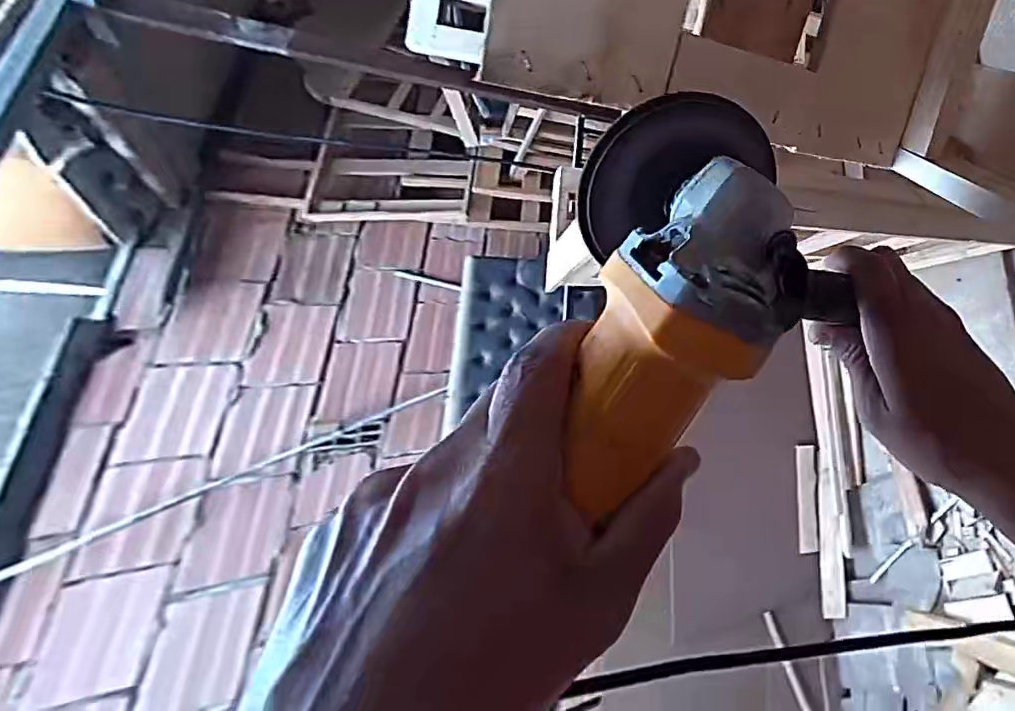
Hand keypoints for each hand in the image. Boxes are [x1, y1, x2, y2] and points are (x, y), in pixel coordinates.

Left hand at [241, 322, 698, 710]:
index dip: (569, 339)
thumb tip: (678, 468)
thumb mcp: (597, 604)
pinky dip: (439, 510)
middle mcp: (434, 474)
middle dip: (545, 419)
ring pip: (457, 452)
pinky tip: (443, 572)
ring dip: (491, 472)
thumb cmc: (474, 686)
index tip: (594, 345)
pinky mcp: (336, 535)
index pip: (536, 365)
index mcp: (502, 478)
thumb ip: (649, 520)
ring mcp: (376, 502)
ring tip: (501, 543)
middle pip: (503, 405)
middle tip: (570, 465)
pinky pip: (407, 493)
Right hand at [810, 246, 1014, 497]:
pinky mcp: (956, 330)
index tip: (824, 276)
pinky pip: (920, 301)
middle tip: (835, 305)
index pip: (866, 265)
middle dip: (855, 271)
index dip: (840, 261)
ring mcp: (944, 317)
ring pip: (904, 280)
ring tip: (857, 333)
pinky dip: (897, 308)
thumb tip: (830, 333)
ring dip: (877, 291)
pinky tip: (887, 347)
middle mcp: (923, 311)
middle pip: (886, 261)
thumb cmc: (941, 438)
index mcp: (895, 325)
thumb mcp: (875, 408)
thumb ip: (851, 360)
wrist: (1000, 448)